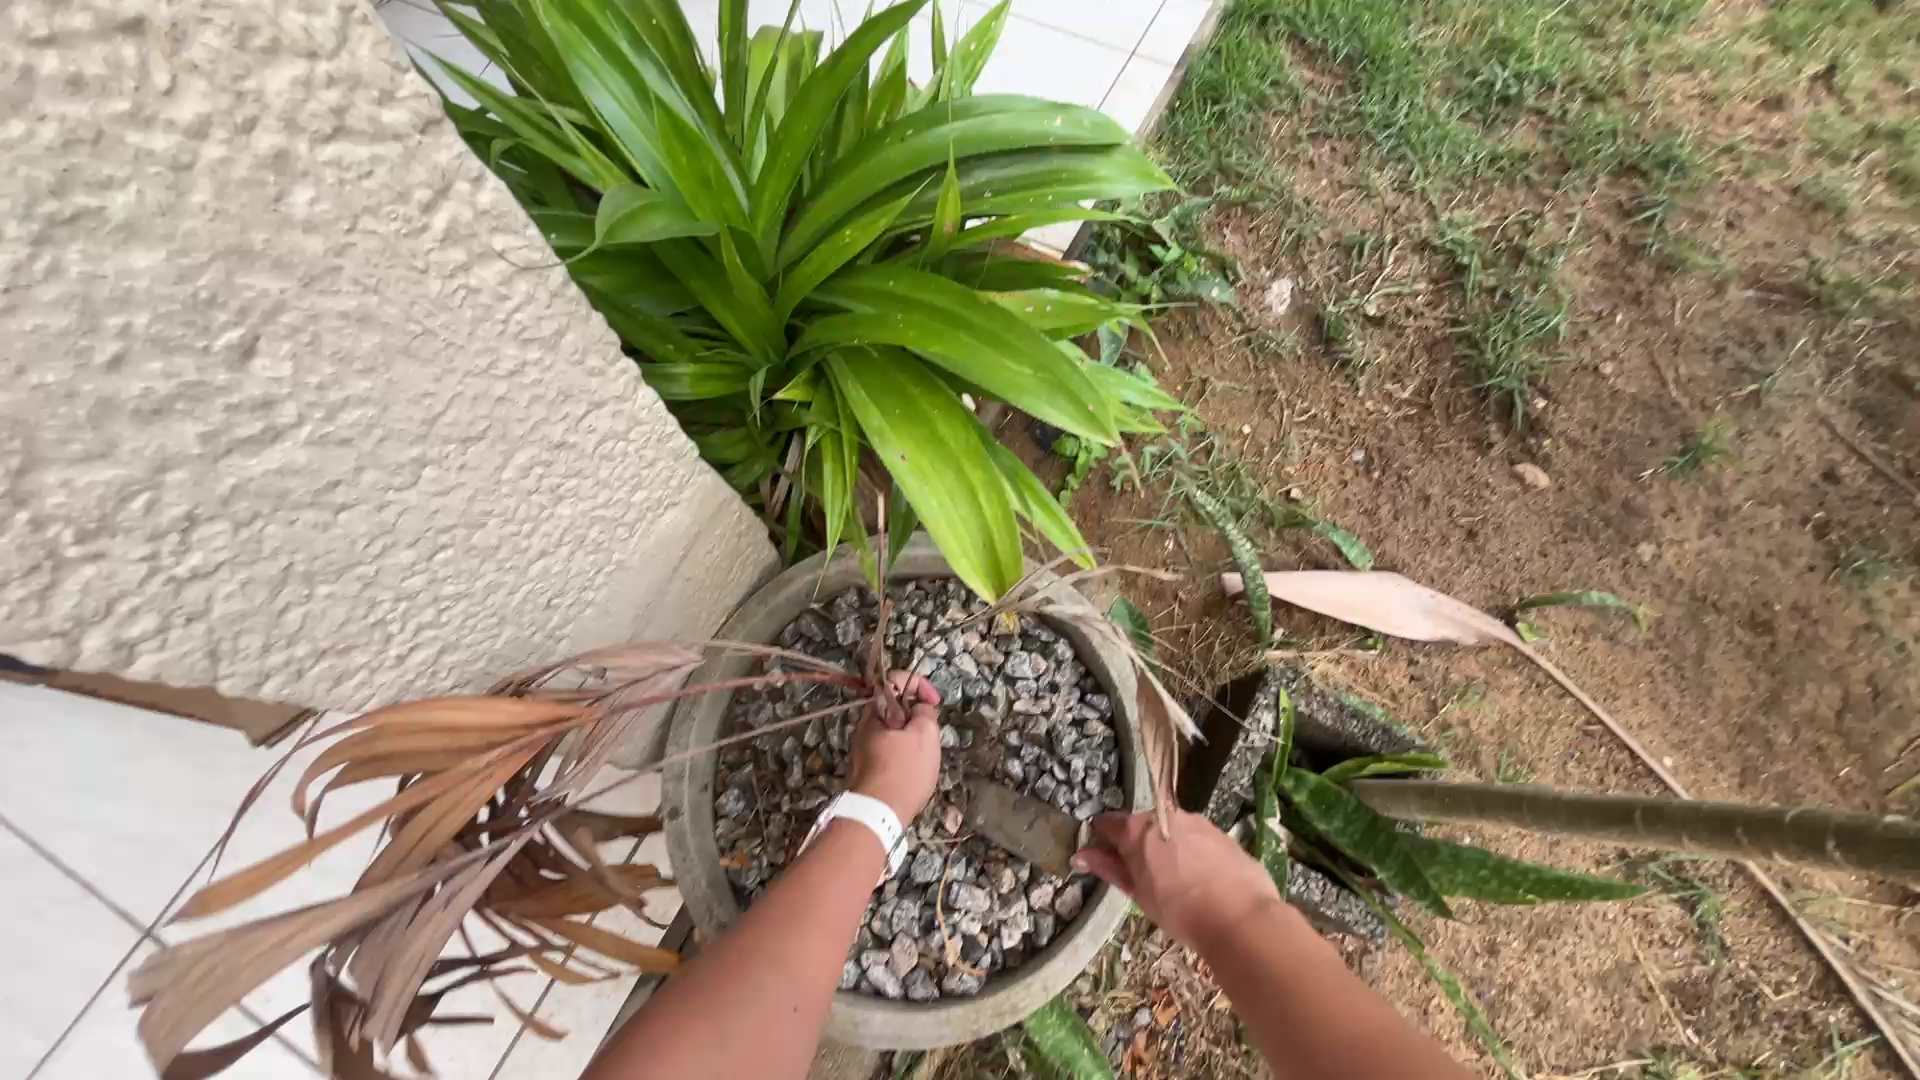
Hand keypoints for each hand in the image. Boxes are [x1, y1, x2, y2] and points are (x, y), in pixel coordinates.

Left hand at [847, 671, 941, 820]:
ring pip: (895, 730)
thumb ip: (924, 712)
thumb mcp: (925, 734)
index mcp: (875, 711)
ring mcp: (864, 747)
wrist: (877, 814)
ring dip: (913, 737)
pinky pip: (891, 750)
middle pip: (895, 707)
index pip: (895, 679)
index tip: (934, 702)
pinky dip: (905, 754)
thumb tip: (919, 708)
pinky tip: (914, 773)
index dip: (919, 684)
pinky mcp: (868, 768)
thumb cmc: (903, 771)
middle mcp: (865, 725)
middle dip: (917, 716)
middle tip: (930, 734)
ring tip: (925, 757)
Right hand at [1072, 810, 1283, 951]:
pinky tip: (1204, 882)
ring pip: (1172, 831)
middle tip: (1143, 878)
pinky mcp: (1222, 833)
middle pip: (1141, 826)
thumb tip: (1080, 855)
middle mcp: (1164, 815)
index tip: (1102, 858)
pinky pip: (1198, 839)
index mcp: (1137, 829)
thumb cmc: (1179, 911)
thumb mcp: (1138, 893)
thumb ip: (1109, 869)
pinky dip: (1194, 854)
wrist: (1241, 919)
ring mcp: (1196, 821)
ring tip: (1178, 883)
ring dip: (1168, 849)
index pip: (1107, 824)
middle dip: (1138, 846)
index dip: (1101, 840)